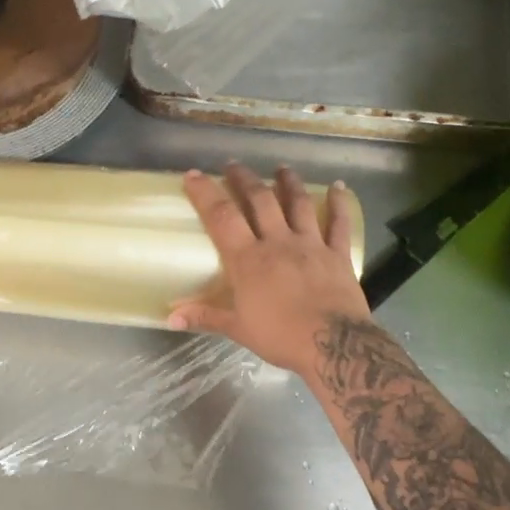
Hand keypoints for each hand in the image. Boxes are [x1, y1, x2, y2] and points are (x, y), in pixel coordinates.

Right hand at [169, 164, 369, 374]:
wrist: (332, 344)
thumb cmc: (279, 336)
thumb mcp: (237, 328)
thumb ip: (205, 316)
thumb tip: (170, 318)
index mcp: (248, 259)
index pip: (222, 217)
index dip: (205, 193)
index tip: (193, 175)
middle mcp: (278, 243)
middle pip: (260, 200)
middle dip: (244, 179)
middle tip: (234, 165)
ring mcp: (311, 245)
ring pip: (298, 204)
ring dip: (288, 183)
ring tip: (281, 168)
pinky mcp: (337, 255)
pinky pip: (338, 223)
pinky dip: (339, 203)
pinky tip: (338, 187)